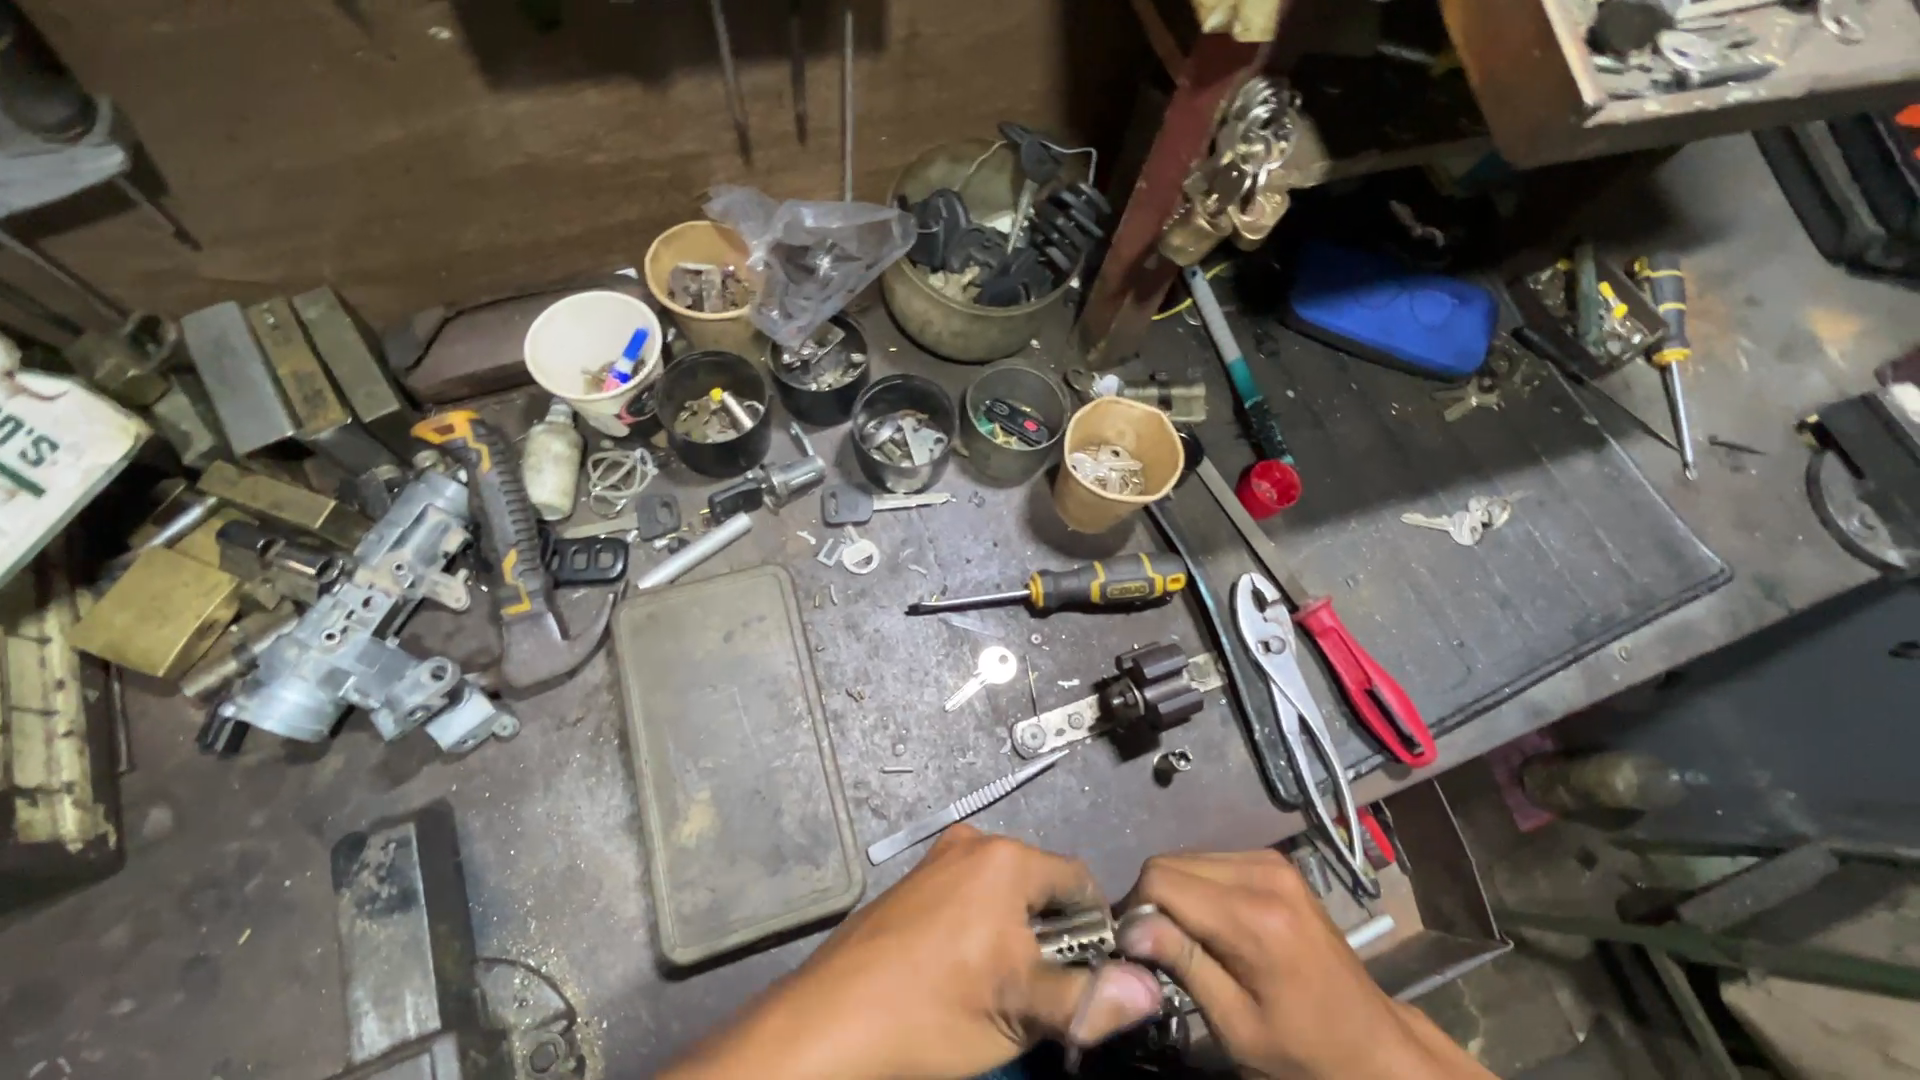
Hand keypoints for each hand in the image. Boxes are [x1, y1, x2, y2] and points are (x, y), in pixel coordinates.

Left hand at [663, 826, 1164, 1079]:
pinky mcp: (911, 884)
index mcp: (1006, 859)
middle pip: (1040, 887)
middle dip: (1051, 936)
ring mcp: (937, 862)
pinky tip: (962, 975)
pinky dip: (979, 930)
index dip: (1095, 931)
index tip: (1089, 975)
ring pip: (1003, 896)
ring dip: (1015, 936)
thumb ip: (1089, 998)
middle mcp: (973, 845)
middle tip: (1039, 991)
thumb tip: (1149, 988)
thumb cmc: (930, 1010)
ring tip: (998, 989)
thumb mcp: (1019, 1012)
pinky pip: (968, 898)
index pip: (1080, 883)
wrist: (829, 1020)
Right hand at [1117, 850, 1493, 1079]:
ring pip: (1185, 858)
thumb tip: (1129, 928)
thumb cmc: (1304, 1051)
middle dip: (1152, 903)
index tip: (1136, 952)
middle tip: (1156, 951)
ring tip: (1183, 941)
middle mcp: (1263, 873)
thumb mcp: (1237, 1026)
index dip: (1136, 913)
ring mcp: (1272, 862)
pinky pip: (1209, 861)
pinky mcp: (1275, 863)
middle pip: (1169, 863)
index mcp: (1255, 915)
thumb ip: (1184, 965)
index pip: (1160, 880)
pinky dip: (1195, 889)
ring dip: (1173, 895)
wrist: (1373, 1046)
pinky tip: (1208, 925)